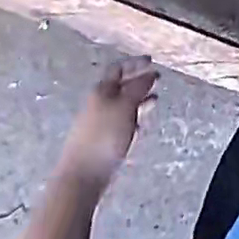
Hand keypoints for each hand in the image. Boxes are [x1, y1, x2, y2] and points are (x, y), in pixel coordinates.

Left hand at [55, 57, 157, 187]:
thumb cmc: (104, 135)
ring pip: (121, 104)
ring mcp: (98, 122)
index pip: (118, 68)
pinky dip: (133, 117)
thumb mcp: (126, 106)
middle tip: (157, 81)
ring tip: (155, 101)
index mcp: (101, 90)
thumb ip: (139, 88)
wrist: (81, 177)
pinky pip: (120, 121)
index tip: (152, 62)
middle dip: (139, 81)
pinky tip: (141, 124)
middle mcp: (98, 103)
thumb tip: (149, 73)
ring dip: (138, 100)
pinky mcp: (100, 141)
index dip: (135, 63)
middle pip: (120, 86)